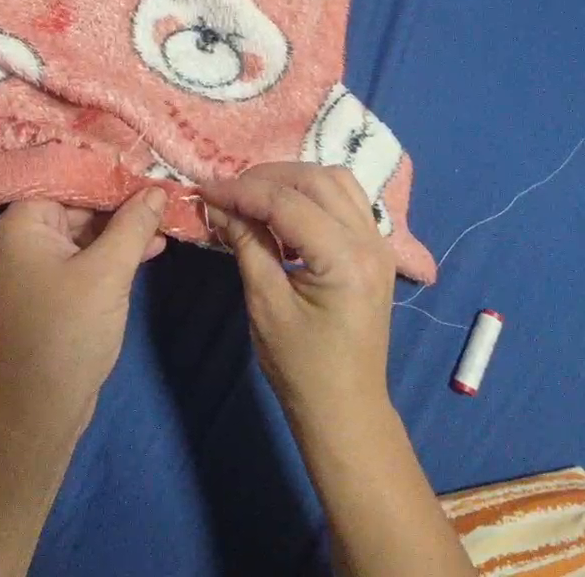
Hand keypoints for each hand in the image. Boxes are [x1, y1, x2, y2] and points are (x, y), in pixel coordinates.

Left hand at [0, 188, 168, 428]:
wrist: (34, 411)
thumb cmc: (66, 331)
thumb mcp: (108, 272)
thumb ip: (133, 225)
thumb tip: (157, 189)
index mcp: (24, 220)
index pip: (71, 175)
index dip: (114, 170)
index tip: (153, 166)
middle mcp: (24, 236)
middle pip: (79, 201)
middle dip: (123, 200)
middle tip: (168, 193)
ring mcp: (37, 265)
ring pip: (86, 231)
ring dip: (124, 228)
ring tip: (169, 222)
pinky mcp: (52, 290)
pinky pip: (85, 257)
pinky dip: (115, 253)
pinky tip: (152, 249)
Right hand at [201, 164, 395, 428]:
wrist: (345, 407)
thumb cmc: (301, 366)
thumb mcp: (265, 304)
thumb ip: (246, 244)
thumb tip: (218, 205)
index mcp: (344, 259)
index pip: (287, 203)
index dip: (242, 191)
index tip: (205, 190)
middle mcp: (370, 241)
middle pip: (316, 180)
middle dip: (267, 178)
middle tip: (228, 192)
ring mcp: (379, 242)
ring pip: (336, 181)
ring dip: (292, 179)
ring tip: (254, 195)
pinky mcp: (375, 248)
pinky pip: (346, 199)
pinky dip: (313, 193)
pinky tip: (285, 210)